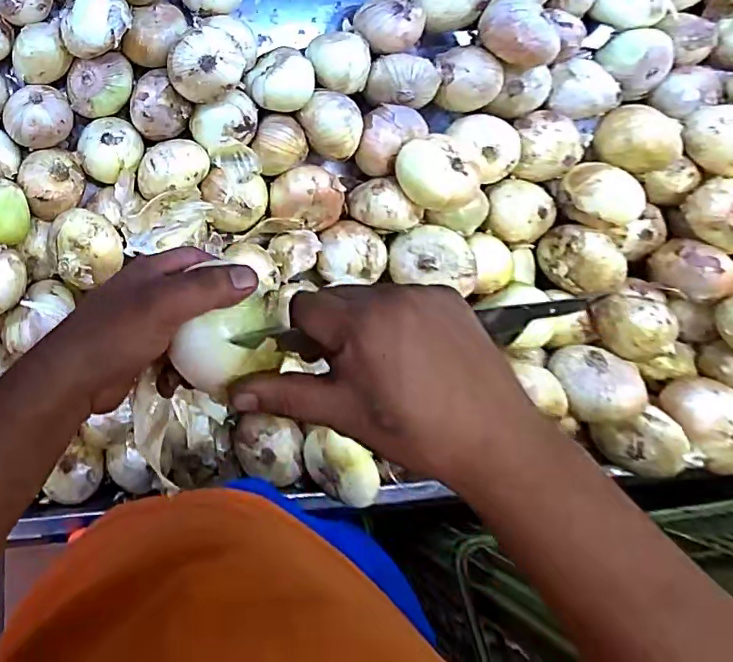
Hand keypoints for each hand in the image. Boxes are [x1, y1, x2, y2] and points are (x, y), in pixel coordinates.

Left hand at [35, 249, 257, 412]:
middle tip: (241, 335)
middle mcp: (147, 291)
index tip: (251, 293)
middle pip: (193, 296)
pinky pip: (168, 357)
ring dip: (197, 350)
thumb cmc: (118, 333)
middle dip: (215, 315)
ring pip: (184, 330)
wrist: (72, 378)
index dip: (223, 270)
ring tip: (212, 368)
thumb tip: (251, 274)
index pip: (196, 258)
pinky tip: (174, 386)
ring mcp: (140, 323)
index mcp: (152, 270)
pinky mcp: (136, 353)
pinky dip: (175, 370)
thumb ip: (207, 288)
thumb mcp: (165, 304)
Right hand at [229, 284, 547, 488]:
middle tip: (356, 370)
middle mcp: (386, 294)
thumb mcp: (343, 413)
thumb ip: (285, 394)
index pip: (304, 307)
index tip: (323, 363)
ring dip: (367, 322)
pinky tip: (421, 353)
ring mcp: (421, 291)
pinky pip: (405, 297)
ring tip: (392, 365)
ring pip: (370, 298)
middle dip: (335, 328)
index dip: (306, 336)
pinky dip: (401, 317)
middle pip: (336, 300)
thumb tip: (233, 394)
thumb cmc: (413, 432)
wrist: (499, 442)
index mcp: (357, 321)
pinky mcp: (448, 296)